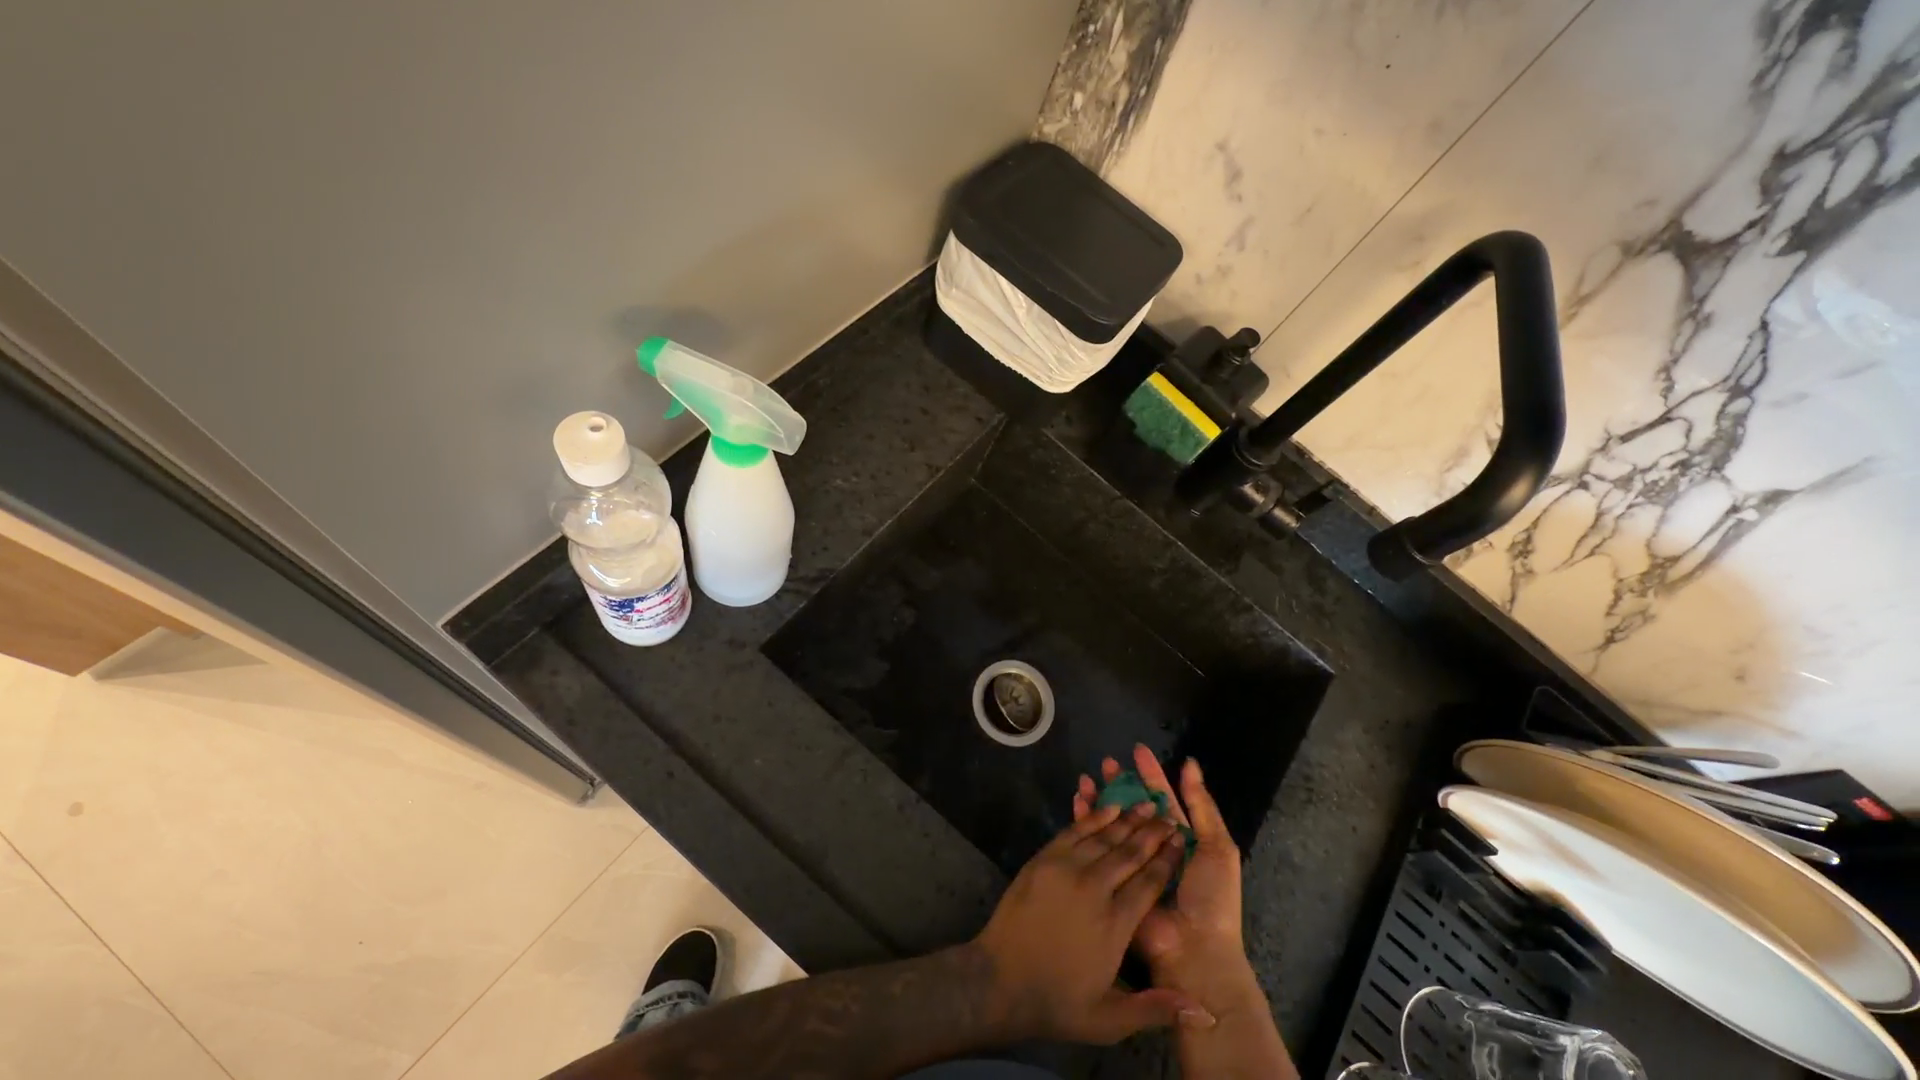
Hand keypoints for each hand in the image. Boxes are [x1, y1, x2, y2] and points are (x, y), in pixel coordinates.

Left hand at [973, 801, 1197, 1043]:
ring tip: (1145, 805)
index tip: (1182, 841)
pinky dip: (1093, 817)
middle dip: (1153, 833)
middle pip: (1130, 853)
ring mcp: (1065, 870)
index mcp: (1115, 924)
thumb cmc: (1056, 1002)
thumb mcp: (1108, 1020)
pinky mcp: (1042, 861)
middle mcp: (1094, 890)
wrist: (999, 982)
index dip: (1168, 859)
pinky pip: (1073, 831)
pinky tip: (1108, 809)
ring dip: (1127, 820)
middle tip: (1168, 816)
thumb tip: (1205, 1011)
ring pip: (1104, 837)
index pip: (1150, 882)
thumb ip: (1155, 1009)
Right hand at [1074, 745, 1255, 1011]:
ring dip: (1101, 800)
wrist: (1192, 948)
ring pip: (1113, 823)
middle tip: (1105, 762)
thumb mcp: (1219, 847)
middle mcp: (1155, 846)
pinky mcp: (1112, 878)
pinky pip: (1098, 846)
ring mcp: (1132, 862)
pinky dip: (1087, 823)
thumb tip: (1190, 764)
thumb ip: (1202, 806)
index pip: (1164, 798)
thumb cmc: (1211, 898)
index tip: (1136, 751)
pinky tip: (1078, 804)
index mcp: (1184, 838)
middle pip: (1134, 807)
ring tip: (1088, 778)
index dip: (1150, 775)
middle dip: (1120, 784)